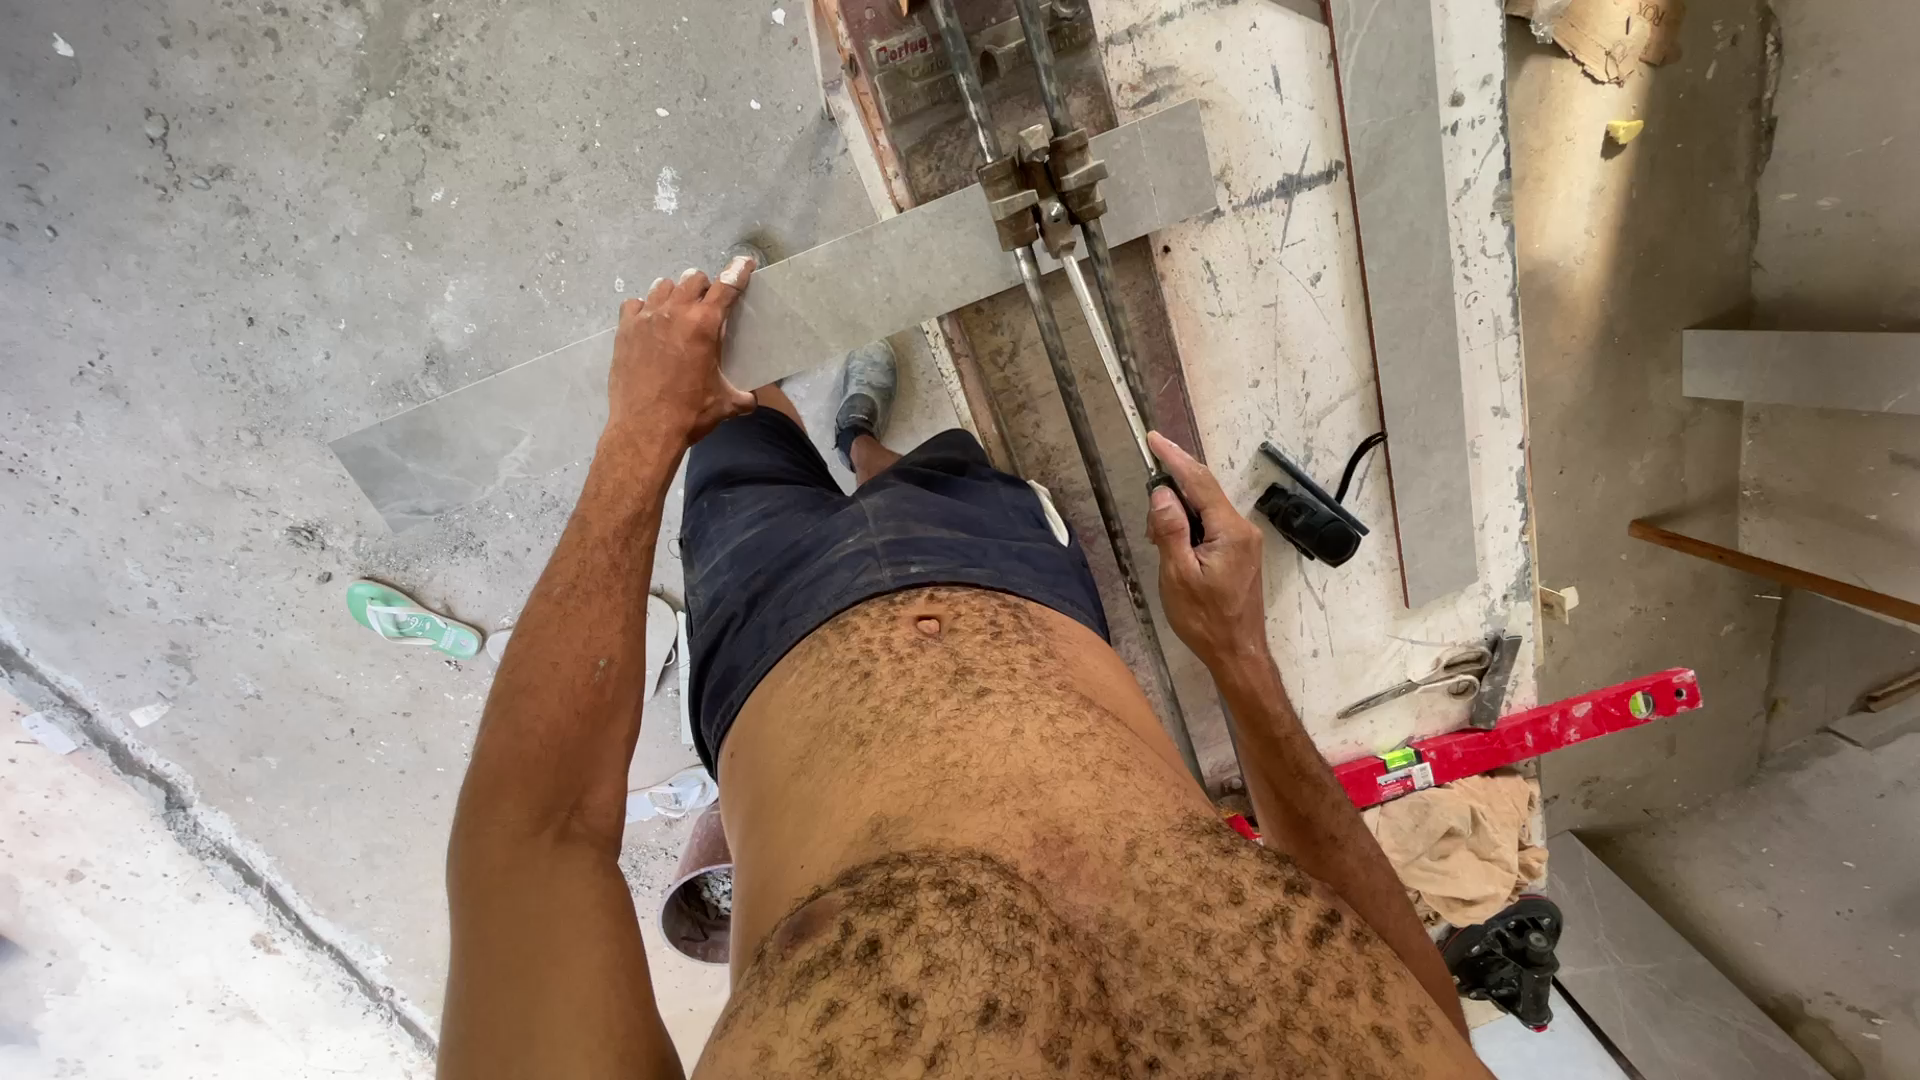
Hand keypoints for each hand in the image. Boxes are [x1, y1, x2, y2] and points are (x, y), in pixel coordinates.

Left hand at [605, 256, 757, 447]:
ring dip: (675, 294)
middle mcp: (675, 313)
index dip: (738, 272)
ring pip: (663, 286)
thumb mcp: (726, 404)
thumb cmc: (690, 414)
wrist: (646, 427)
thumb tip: (752, 400)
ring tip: (678, 313)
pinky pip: (636, 304)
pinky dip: (646, 309)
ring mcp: (646, 318)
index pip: (726, 288)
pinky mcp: (625, 329)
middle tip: (707, 305)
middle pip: (693, 279)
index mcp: (704, 326)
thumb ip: (743, 397)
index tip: (744, 262)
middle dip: (704, 287)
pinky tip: (651, 325)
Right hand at [1145, 431, 1268, 670]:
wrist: (1236, 652)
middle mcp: (1242, 529)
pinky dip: (1188, 528)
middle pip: (1202, 492)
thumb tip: (1162, 493)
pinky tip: (1174, 548)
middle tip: (1149, 522)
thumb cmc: (1205, 620)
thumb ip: (1171, 530)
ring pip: (1204, 510)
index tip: (1154, 439)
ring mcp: (1244, 541)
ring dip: (1177, 516)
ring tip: (1159, 546)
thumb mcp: (1178, 575)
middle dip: (1171, 494)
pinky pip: (1210, 525)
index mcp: (1230, 531)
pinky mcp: (1239, 552)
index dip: (1174, 458)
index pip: (1199, 482)